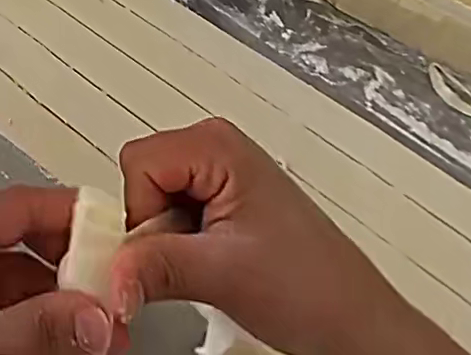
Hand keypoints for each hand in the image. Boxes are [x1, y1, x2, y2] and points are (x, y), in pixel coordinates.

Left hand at [0, 186, 121, 354]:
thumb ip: (42, 327)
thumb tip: (94, 314)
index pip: (23, 204)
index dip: (70, 214)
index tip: (111, 230)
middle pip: (25, 239)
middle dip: (71, 268)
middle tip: (111, 291)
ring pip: (20, 277)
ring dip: (60, 302)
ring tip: (98, 329)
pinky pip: (5, 305)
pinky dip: (37, 322)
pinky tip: (66, 342)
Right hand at [110, 119, 464, 354]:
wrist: (359, 326)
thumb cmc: (317, 289)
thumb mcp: (224, 276)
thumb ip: (157, 267)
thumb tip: (111, 272)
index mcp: (215, 144)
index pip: (139, 162)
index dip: (142, 212)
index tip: (158, 251)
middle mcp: (215, 145)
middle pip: (142, 173)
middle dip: (154, 223)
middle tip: (188, 258)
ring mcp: (219, 168)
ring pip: (154, 192)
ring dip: (167, 234)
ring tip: (207, 262)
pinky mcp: (221, 192)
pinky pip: (172, 205)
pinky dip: (179, 238)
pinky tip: (209, 259)